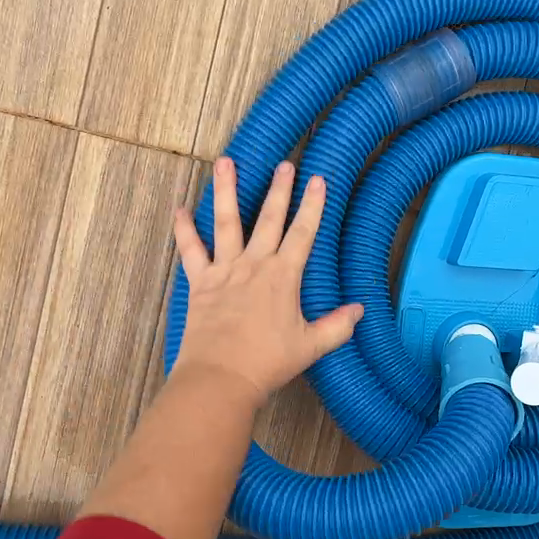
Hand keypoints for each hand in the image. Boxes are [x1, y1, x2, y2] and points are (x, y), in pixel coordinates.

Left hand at [170, 158, 362, 403]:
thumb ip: (337, 326)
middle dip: (279, 189)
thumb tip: (358, 311)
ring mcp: (224, 271)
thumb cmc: (267, 363)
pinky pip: (190, 250)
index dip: (312, 205)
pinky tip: (180, 210)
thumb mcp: (310, 346)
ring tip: (225, 162)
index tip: (318, 180)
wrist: (221, 377)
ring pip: (226, 222)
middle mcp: (254, 266)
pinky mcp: (200, 283)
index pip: (303, 232)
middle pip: (269, 219)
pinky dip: (184, 230)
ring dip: (226, 190)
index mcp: (283, 277)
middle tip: (284, 164)